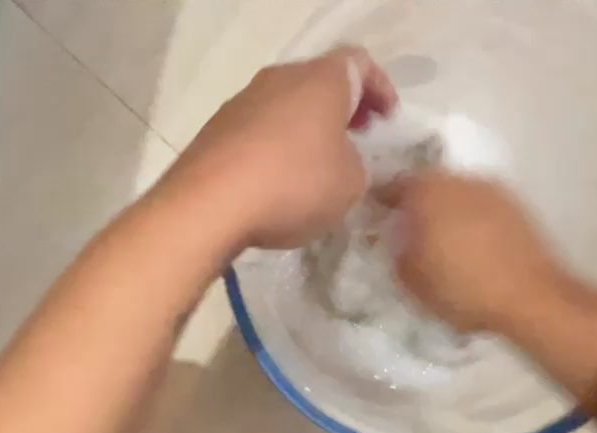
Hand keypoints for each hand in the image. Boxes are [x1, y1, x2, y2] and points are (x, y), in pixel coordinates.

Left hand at [160, 46, 397, 251]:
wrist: (209, 205)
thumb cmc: (293, 185)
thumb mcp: (349, 186)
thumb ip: (357, 168)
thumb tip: (343, 164)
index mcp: (322, 79)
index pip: (359, 64)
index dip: (379, 89)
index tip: (387, 119)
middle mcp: (280, 78)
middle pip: (318, 84)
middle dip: (340, 110)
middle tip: (354, 139)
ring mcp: (242, 102)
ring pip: (285, 108)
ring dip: (303, 132)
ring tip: (313, 167)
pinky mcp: (215, 132)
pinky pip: (256, 134)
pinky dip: (272, 151)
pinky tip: (275, 183)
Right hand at [378, 170, 573, 336]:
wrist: (529, 296)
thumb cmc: (462, 290)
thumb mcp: (412, 281)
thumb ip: (396, 252)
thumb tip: (394, 237)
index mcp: (429, 194)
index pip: (394, 184)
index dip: (380, 198)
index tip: (372, 212)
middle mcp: (460, 181)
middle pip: (428, 182)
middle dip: (414, 200)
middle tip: (404, 223)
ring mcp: (491, 189)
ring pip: (455, 190)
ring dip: (442, 207)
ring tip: (436, 234)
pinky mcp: (514, 205)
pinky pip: (478, 203)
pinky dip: (466, 215)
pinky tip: (465, 240)